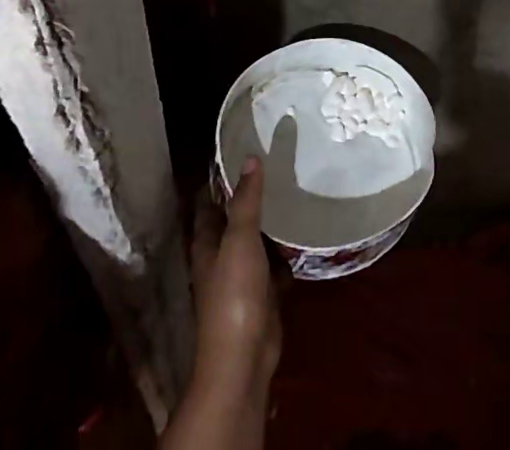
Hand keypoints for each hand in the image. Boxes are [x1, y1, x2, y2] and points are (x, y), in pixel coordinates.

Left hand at [190, 159, 281, 393]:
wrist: (244, 356)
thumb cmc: (234, 294)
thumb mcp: (239, 241)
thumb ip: (246, 201)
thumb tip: (251, 158)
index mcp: (206, 245)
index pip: (208, 205)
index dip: (220, 181)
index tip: (241, 154)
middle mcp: (221, 259)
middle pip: (233, 222)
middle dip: (250, 200)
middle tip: (276, 170)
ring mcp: (242, 278)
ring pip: (256, 243)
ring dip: (270, 225)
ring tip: (293, 195)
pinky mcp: (263, 295)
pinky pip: (275, 266)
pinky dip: (286, 253)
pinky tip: (303, 238)